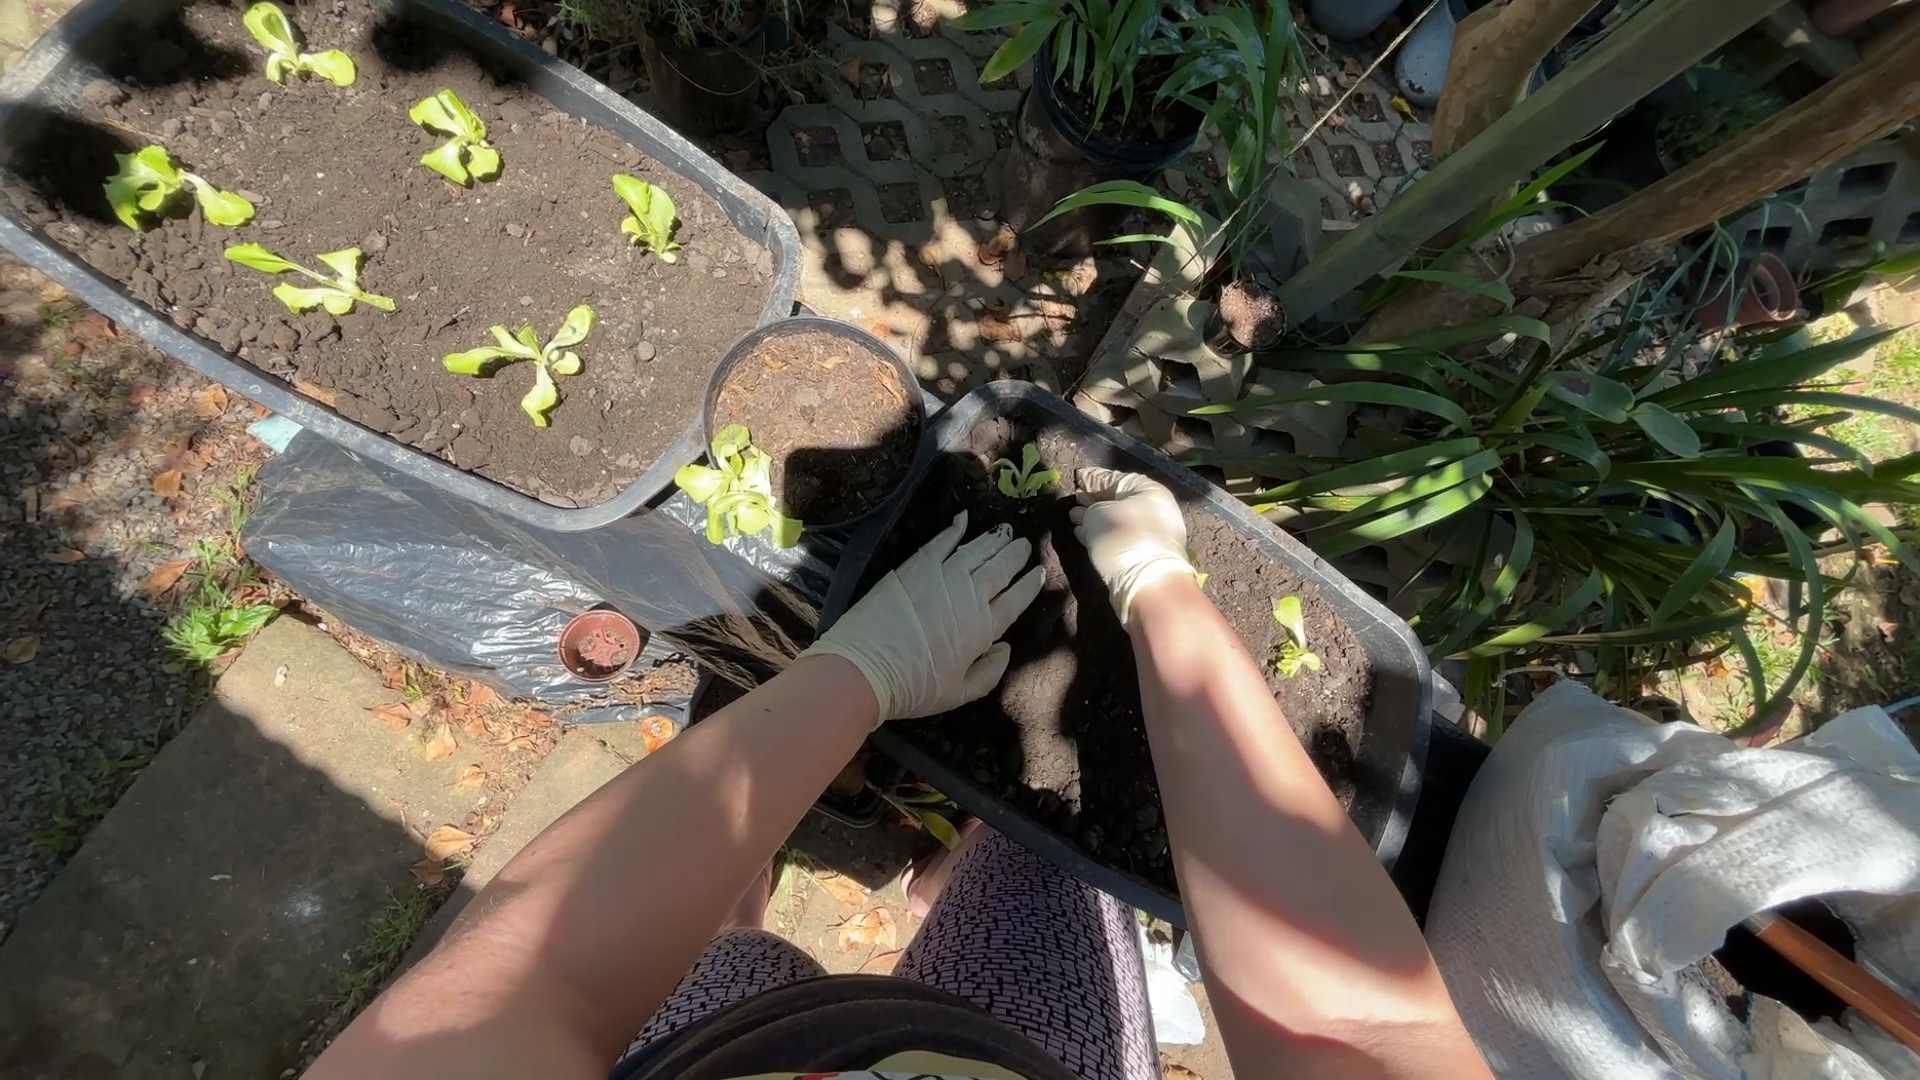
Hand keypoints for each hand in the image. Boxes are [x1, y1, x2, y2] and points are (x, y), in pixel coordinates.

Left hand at [803, 511, 1043, 724]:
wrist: (864, 667)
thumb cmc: (913, 687)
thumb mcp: (958, 694)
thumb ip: (988, 673)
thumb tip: (1005, 650)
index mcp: (983, 628)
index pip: (1016, 599)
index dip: (1029, 584)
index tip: (1038, 572)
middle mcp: (969, 595)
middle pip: (1000, 569)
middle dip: (1015, 554)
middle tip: (1024, 544)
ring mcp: (942, 576)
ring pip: (976, 551)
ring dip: (993, 540)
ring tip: (1005, 531)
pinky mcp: (915, 566)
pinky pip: (941, 541)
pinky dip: (955, 528)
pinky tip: (964, 519)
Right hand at [1069, 467, 1196, 627]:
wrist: (1147, 581)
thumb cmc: (1123, 537)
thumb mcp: (1097, 515)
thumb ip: (1087, 509)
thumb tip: (1080, 511)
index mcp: (1147, 490)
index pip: (1113, 478)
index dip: (1093, 477)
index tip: (1077, 477)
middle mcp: (1152, 508)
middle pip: (1116, 499)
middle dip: (1094, 499)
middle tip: (1074, 499)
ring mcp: (1150, 533)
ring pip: (1116, 520)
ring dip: (1095, 519)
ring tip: (1074, 518)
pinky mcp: (1143, 554)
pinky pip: (1118, 537)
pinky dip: (1101, 534)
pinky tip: (1083, 535)